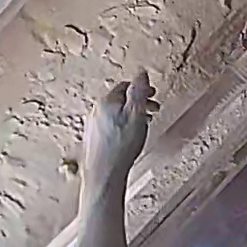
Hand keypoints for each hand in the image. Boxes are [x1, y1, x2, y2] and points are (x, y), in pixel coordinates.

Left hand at [82, 71, 156, 189]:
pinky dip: (123, 124)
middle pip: (120, 99)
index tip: (154, 95)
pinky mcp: (93, 139)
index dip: (141, 89)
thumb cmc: (122, 145)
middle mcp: (96, 111)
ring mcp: (93, 125)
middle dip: (137, 101)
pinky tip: (129, 135)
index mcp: (106, 102)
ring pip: (115, 112)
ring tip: (144, 123)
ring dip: (130, 113)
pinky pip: (110, 124)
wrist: (104, 173)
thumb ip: (139, 92)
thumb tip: (141, 73)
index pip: (125, 86)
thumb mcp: (137, 114)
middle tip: (153, 109)